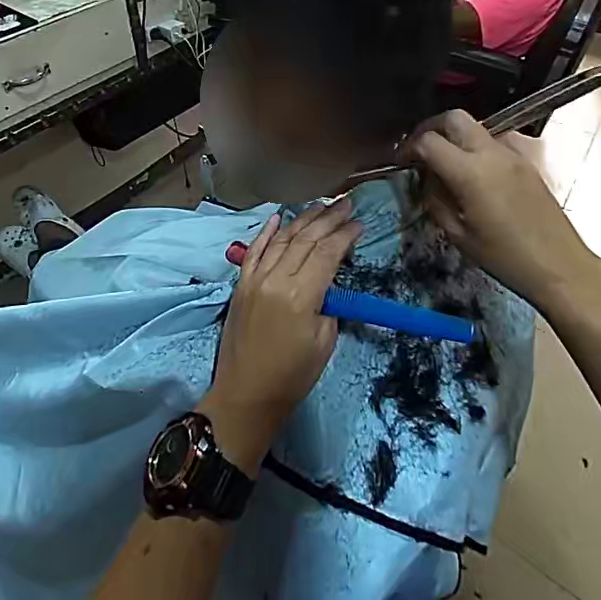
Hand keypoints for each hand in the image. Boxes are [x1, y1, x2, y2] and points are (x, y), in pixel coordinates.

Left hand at [202, 198, 360, 470]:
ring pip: (282, 239)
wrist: (245, 396)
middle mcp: (276, 279)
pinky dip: (267, 232)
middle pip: (306, 239)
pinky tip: (279, 217)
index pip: (327, 253)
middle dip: (329, 218)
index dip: (345, 235)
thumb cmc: (293, 375)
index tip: (360, 223)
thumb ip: (329, 303)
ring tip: (322, 205)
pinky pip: (254, 251)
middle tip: (346, 203)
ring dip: (304, 219)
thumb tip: (328, 280)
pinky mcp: (241, 285)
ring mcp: (254, 280)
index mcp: (301, 295)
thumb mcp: (325, 341)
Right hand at [403, 110, 600, 316]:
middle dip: (431, 128)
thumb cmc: (505, 257)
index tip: (402, 161)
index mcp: (470, 172)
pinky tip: (474, 175)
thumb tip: (426, 179)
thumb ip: (436, 200)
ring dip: (455, 137)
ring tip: (446, 163)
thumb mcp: (459, 235)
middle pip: (454, 118)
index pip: (429, 141)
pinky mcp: (527, 162)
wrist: (559, 264)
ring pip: (476, 127)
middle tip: (420, 150)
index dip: (409, 147)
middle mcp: (491, 153)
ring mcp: (513, 154)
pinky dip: (476, 149)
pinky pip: (494, 143)